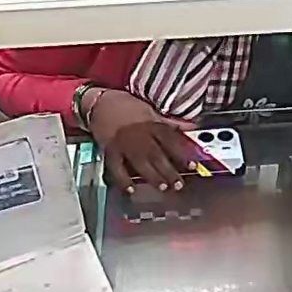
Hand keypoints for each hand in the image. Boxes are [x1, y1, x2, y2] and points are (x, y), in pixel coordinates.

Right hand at [84, 88, 202, 192]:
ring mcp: (124, 144)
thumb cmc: (126, 106)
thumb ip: (169, 122)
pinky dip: (123, 180)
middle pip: (157, 155)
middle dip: (169, 171)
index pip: (171, 141)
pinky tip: (130, 190)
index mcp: (151, 124)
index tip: (193, 166)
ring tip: (162, 187)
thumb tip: (191, 126)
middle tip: (178, 184)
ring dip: (152, 176)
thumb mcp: (150, 110)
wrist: (99, 102)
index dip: (183, 154)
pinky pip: (116, 168)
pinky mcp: (110, 150)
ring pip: (140, 162)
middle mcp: (140, 135)